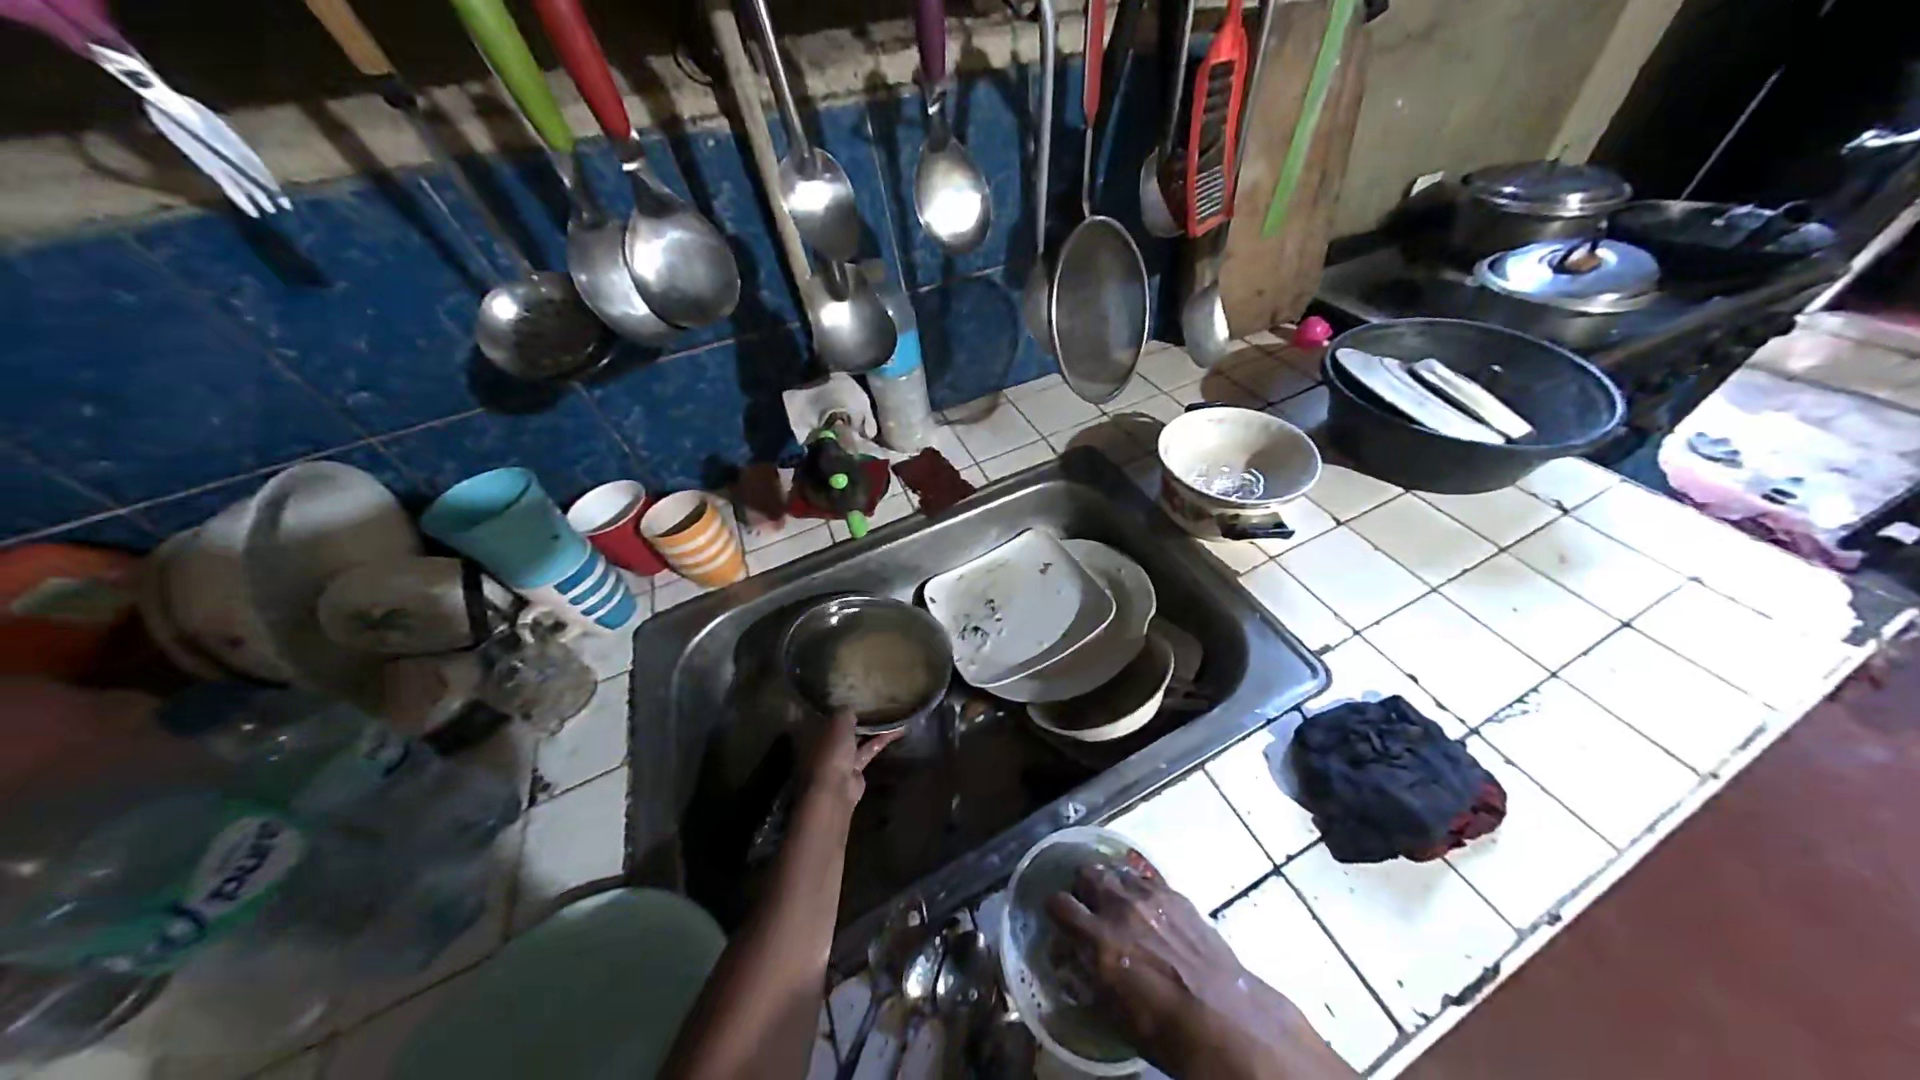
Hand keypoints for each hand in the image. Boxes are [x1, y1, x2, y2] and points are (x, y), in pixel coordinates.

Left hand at [800, 708, 903, 809]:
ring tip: (892, 713)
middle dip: (857, 718)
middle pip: (842, 727)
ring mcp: (839, 757)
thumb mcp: (839, 722)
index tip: (854, 695)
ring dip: (873, 729)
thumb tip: (851, 709)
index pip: (825, 714)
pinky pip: (868, 749)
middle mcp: (824, 744)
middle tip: (874, 702)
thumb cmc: (831, 750)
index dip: (838, 705)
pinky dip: (881, 740)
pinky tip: (898, 730)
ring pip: (857, 739)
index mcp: (813, 732)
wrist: (835, 788)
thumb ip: (846, 712)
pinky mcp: (855, 768)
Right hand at [1046, 865, 1353, 1079]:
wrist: (1226, 1021)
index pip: (1058, 904)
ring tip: (1117, 901)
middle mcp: (1120, 908)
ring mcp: (1150, 897)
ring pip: (1116, 870)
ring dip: (1111, 883)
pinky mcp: (1175, 894)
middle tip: (1087, 905)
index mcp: (1099, 940)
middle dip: (1082, 887)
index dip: (1054, 910)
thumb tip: (1072, 958)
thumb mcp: (1112, 1013)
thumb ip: (1087, 976)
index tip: (1058, 918)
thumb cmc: (1165, 1031)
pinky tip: (1146, 905)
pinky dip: (1139, 886)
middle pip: (1087, 873)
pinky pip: (1146, 877)